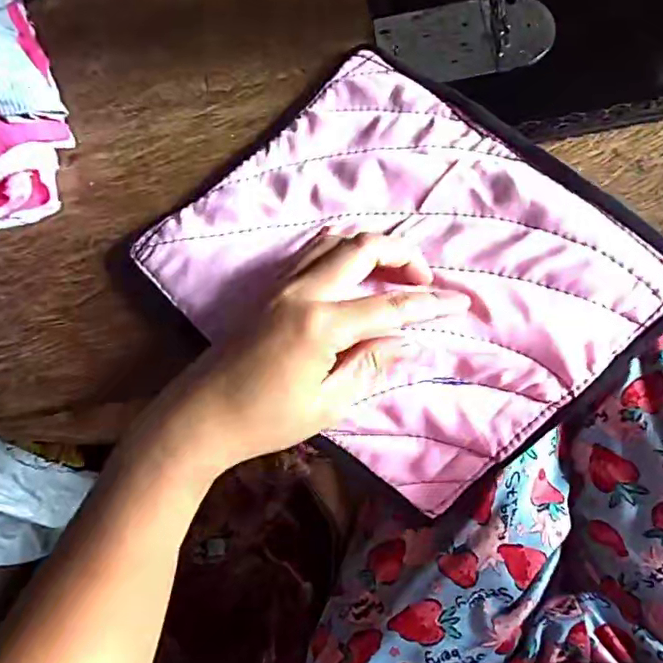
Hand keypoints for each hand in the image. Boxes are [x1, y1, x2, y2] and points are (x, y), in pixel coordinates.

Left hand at [135, 230, 470, 473]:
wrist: (200, 416)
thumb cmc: (264, 421)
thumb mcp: (328, 404)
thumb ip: (370, 365)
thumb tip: (408, 342)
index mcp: (322, 324)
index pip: (390, 306)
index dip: (431, 303)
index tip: (462, 303)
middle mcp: (303, 292)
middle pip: (364, 249)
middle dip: (404, 255)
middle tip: (426, 280)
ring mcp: (282, 286)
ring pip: (337, 241)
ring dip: (373, 247)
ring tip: (396, 271)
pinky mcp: (270, 290)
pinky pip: (313, 252)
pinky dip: (342, 249)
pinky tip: (354, 267)